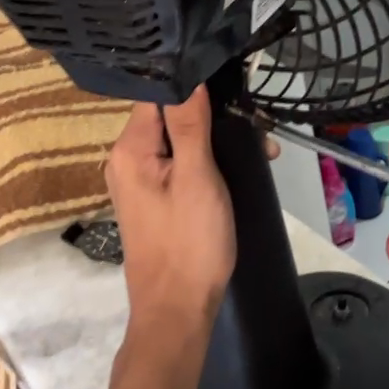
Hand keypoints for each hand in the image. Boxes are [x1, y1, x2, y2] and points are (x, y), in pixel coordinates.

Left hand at [106, 87, 235, 328]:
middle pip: (169, 116)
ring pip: (180, 141)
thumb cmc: (190, 243)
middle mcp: (127, 160)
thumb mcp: (197, 178)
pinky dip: (209, 161)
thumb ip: (190, 125)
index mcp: (129, 149)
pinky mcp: (155, 198)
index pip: (157, 94)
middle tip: (259, 126)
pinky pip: (181, 164)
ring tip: (261, 148)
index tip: (231, 85)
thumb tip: (188, 77)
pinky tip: (241, 167)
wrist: (177, 311)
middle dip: (214, 116)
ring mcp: (140, 181)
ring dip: (217, 140)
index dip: (192, 85)